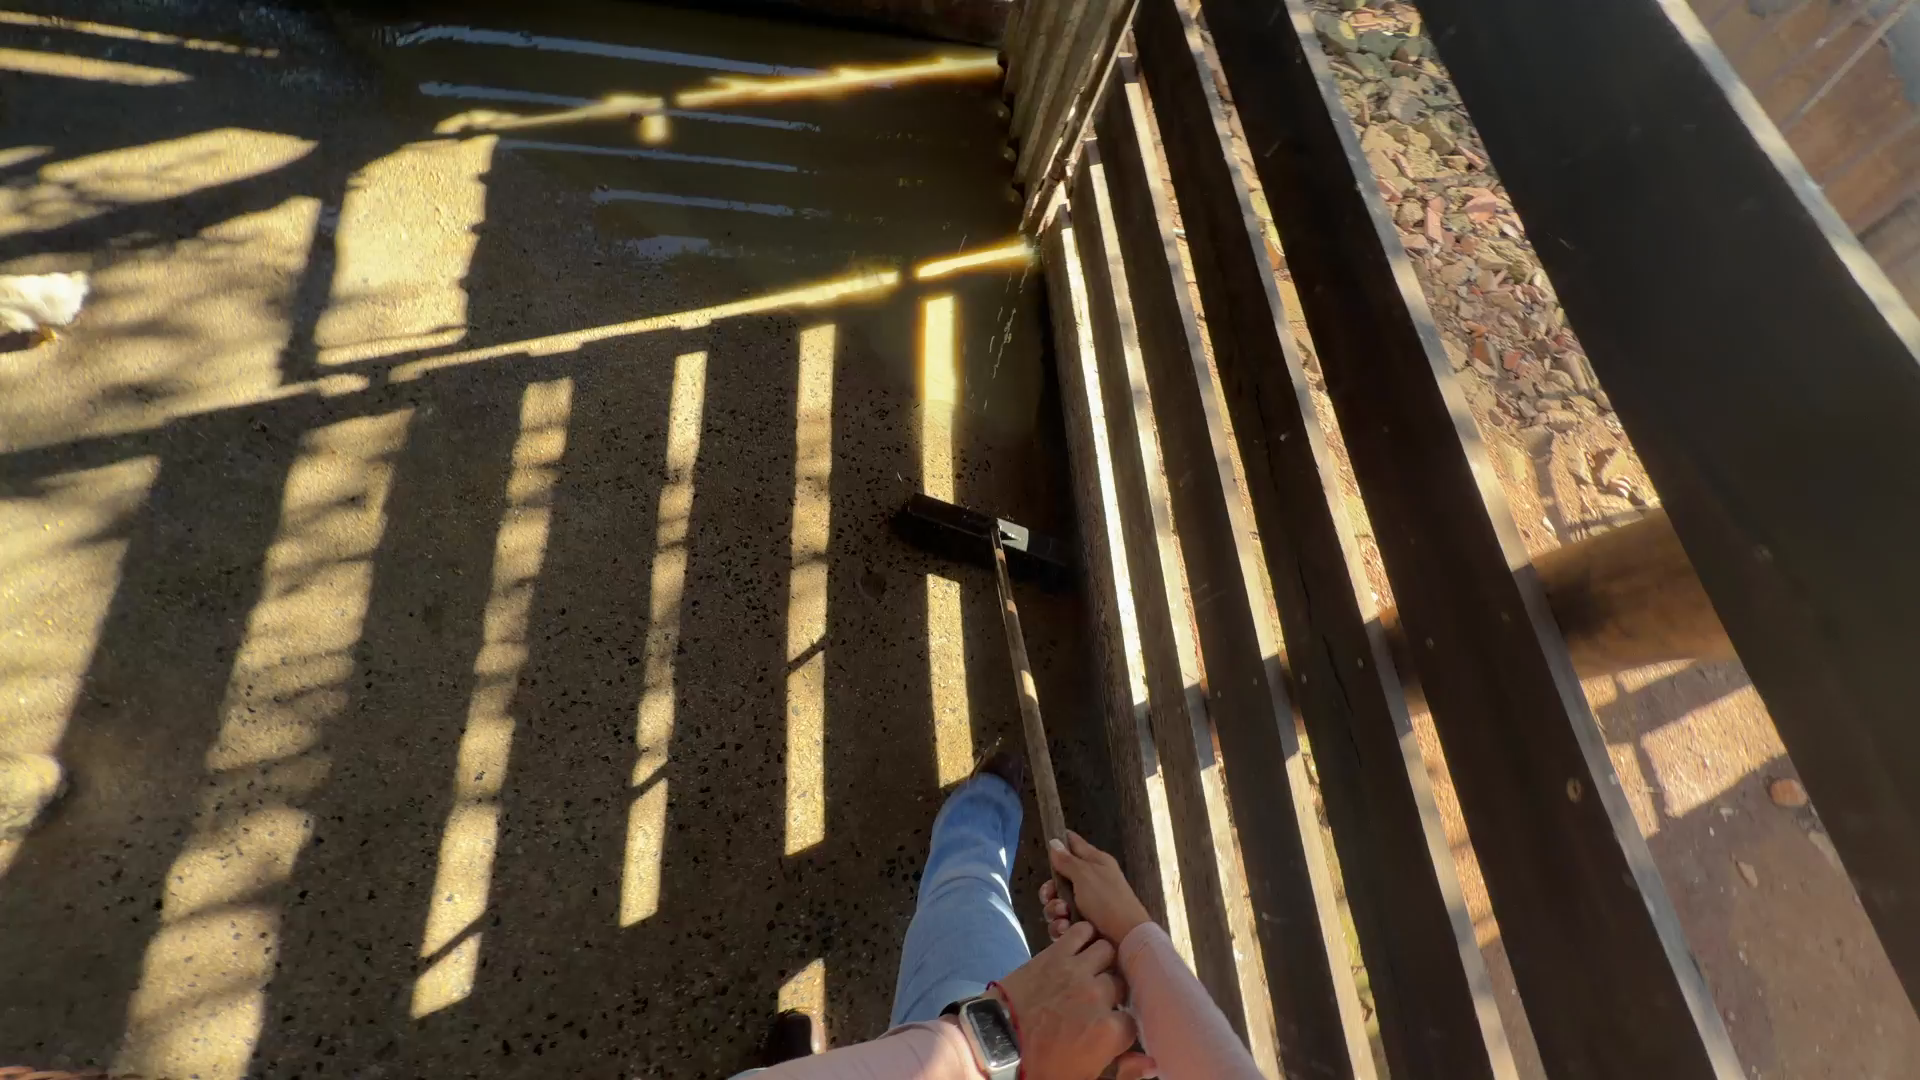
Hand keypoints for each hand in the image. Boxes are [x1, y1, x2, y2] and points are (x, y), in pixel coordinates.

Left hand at [990, 921, 1138, 1079]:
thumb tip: (1151, 1064)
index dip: (1123, 1025)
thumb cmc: (1041, 1066)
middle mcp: (1098, 996)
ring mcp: (1077, 970)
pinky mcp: (1056, 952)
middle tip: (1103, 999)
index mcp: (1108, 1033)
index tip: (1114, 1028)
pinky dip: (1086, 934)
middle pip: (1122, 982)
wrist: (1000, 1042)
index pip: (1133, 1021)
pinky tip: (1083, 947)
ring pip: (1108, 950)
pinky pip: (1081, 930)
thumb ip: (1124, 1073)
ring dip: (1104, 960)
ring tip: (1095, 971)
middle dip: (1115, 992)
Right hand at [1042, 832, 1152, 947]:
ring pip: (1058, 903)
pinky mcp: (1083, 926)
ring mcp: (1087, 905)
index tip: (1045, 846)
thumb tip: (1054, 842)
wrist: (1127, 940)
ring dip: (1054, 910)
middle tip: (1050, 897)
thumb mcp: (1085, 875)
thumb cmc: (1107, 901)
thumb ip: (1067, 860)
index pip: (1074, 844)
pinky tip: (1065, 930)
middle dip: (1051, 890)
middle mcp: (1090, 881)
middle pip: (1059, 879)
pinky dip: (1061, 926)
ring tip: (1063, 916)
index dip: (1059, 843)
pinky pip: (1063, 923)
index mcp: (1095, 862)